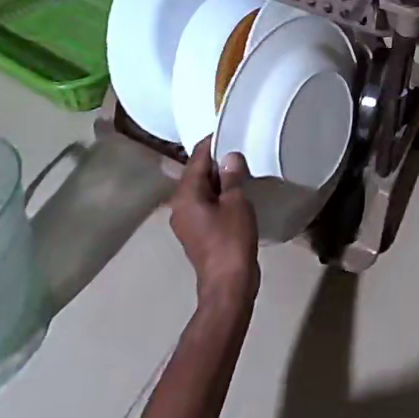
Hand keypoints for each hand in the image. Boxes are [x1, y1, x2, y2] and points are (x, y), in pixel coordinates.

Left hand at [170, 136, 258, 305]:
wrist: (227, 286)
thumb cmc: (231, 240)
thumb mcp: (236, 203)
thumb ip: (232, 176)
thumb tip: (229, 156)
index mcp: (185, 193)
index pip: (197, 157)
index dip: (212, 143)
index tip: (228, 131)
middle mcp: (179, 205)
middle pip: (196, 173)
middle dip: (216, 162)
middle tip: (238, 150)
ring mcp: (185, 221)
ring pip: (200, 190)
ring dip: (217, 181)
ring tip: (239, 171)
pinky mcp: (195, 233)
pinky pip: (204, 205)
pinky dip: (216, 197)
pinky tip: (234, 196)